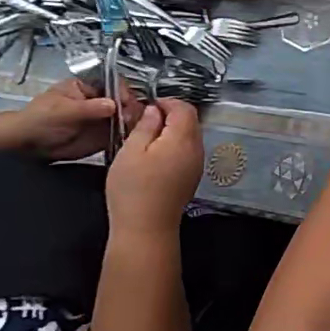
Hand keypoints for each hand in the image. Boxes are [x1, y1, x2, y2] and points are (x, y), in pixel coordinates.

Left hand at [7, 78, 145, 161]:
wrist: (28, 145)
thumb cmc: (40, 119)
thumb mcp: (62, 111)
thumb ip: (88, 108)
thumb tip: (113, 105)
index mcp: (88, 87)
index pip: (112, 83)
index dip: (122, 91)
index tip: (126, 103)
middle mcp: (100, 100)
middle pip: (124, 100)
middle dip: (130, 108)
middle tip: (130, 118)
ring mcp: (104, 118)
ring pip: (127, 117)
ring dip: (133, 122)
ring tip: (132, 128)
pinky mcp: (105, 135)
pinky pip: (122, 133)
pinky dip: (129, 135)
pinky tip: (132, 138)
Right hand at [106, 99, 203, 234]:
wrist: (146, 228)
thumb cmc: (133, 188)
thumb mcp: (131, 151)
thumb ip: (145, 126)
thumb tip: (154, 110)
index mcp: (183, 139)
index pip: (185, 109)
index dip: (167, 102)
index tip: (146, 105)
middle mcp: (197, 150)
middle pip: (191, 121)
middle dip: (171, 115)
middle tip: (144, 120)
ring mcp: (197, 165)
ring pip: (191, 136)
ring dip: (173, 131)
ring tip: (146, 137)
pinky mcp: (192, 177)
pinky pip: (188, 152)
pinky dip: (176, 145)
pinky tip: (156, 155)